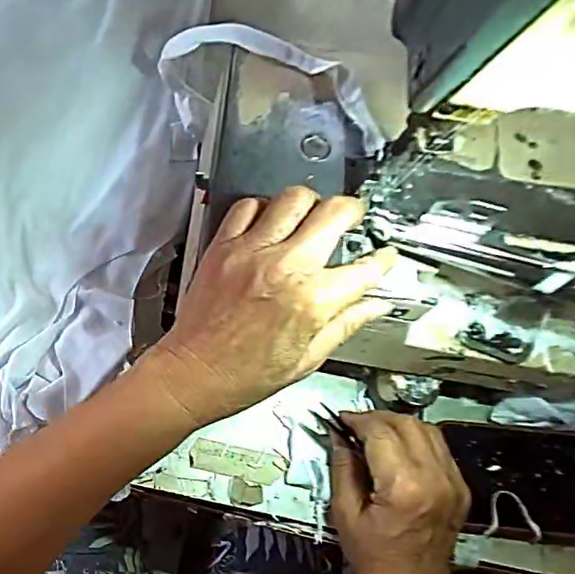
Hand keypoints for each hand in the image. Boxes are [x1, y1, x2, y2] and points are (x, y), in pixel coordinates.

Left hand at [141, 187, 395, 426]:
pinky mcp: (222, 250)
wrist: (192, 374)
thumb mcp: (307, 359)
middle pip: (335, 211)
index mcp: (313, 300)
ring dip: (308, 204)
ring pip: (293, 198)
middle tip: (349, 221)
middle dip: (351, 212)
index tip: (380, 259)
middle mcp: (285, 268)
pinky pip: (245, 207)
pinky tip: (265, 225)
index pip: (366, 267)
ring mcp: (251, 254)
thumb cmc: (241, 375)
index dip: (382, 261)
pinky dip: (260, 209)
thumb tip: (373, 306)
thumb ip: (344, 325)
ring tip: (307, 219)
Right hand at [324, 411, 471, 573]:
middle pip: (407, 424)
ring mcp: (453, 481)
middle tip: (353, 425)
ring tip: (373, 434)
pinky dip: (415, 439)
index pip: (381, 433)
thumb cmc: (373, 555)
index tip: (339, 420)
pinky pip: (438, 447)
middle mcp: (435, 478)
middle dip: (377, 418)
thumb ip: (343, 470)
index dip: (357, 420)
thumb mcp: (344, 514)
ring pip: (427, 430)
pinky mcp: (460, 486)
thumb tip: (339, 437)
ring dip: (398, 425)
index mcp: (403, 487)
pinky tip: (395, 450)